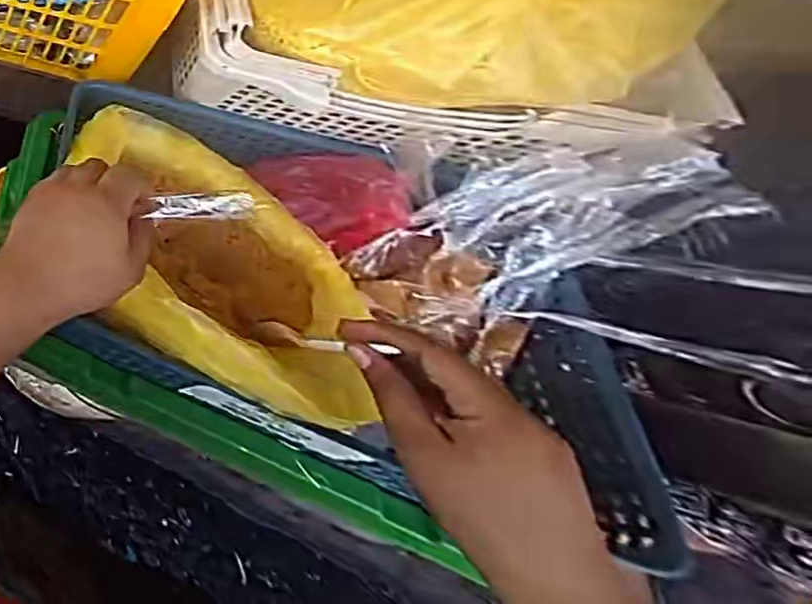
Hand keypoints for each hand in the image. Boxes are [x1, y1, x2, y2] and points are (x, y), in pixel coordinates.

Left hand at [0, 159, 153, 322]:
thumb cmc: (83, 281)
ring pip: (74, 171)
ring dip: (86, 182)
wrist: (30, 281)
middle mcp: (78, 187)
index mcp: (107, 201)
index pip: (129, 174)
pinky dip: (64, 190)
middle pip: (100, 167)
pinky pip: (53, 182)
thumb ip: (142, 238)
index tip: (142, 203)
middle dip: (112, 181)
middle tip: (115, 206)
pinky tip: (65, 213)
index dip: (140, 185)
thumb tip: (142, 219)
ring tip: (88, 208)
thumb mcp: (129, 270)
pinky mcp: (32, 197)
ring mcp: (52, 189)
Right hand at [341, 320, 648, 603]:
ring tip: (386, 378)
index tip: (346, 327)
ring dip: (427, 379)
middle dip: (405, 353)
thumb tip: (363, 351)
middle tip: (360, 347)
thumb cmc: (478, 516)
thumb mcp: (421, 452)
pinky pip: (488, 414)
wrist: (559, 588)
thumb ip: (392, 395)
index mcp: (496, 409)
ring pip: (471, 392)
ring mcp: (540, 437)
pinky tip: (429, 415)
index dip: (386, 333)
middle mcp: (524, 414)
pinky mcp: (546, 458)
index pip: (434, 351)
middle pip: (456, 368)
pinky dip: (451, 403)